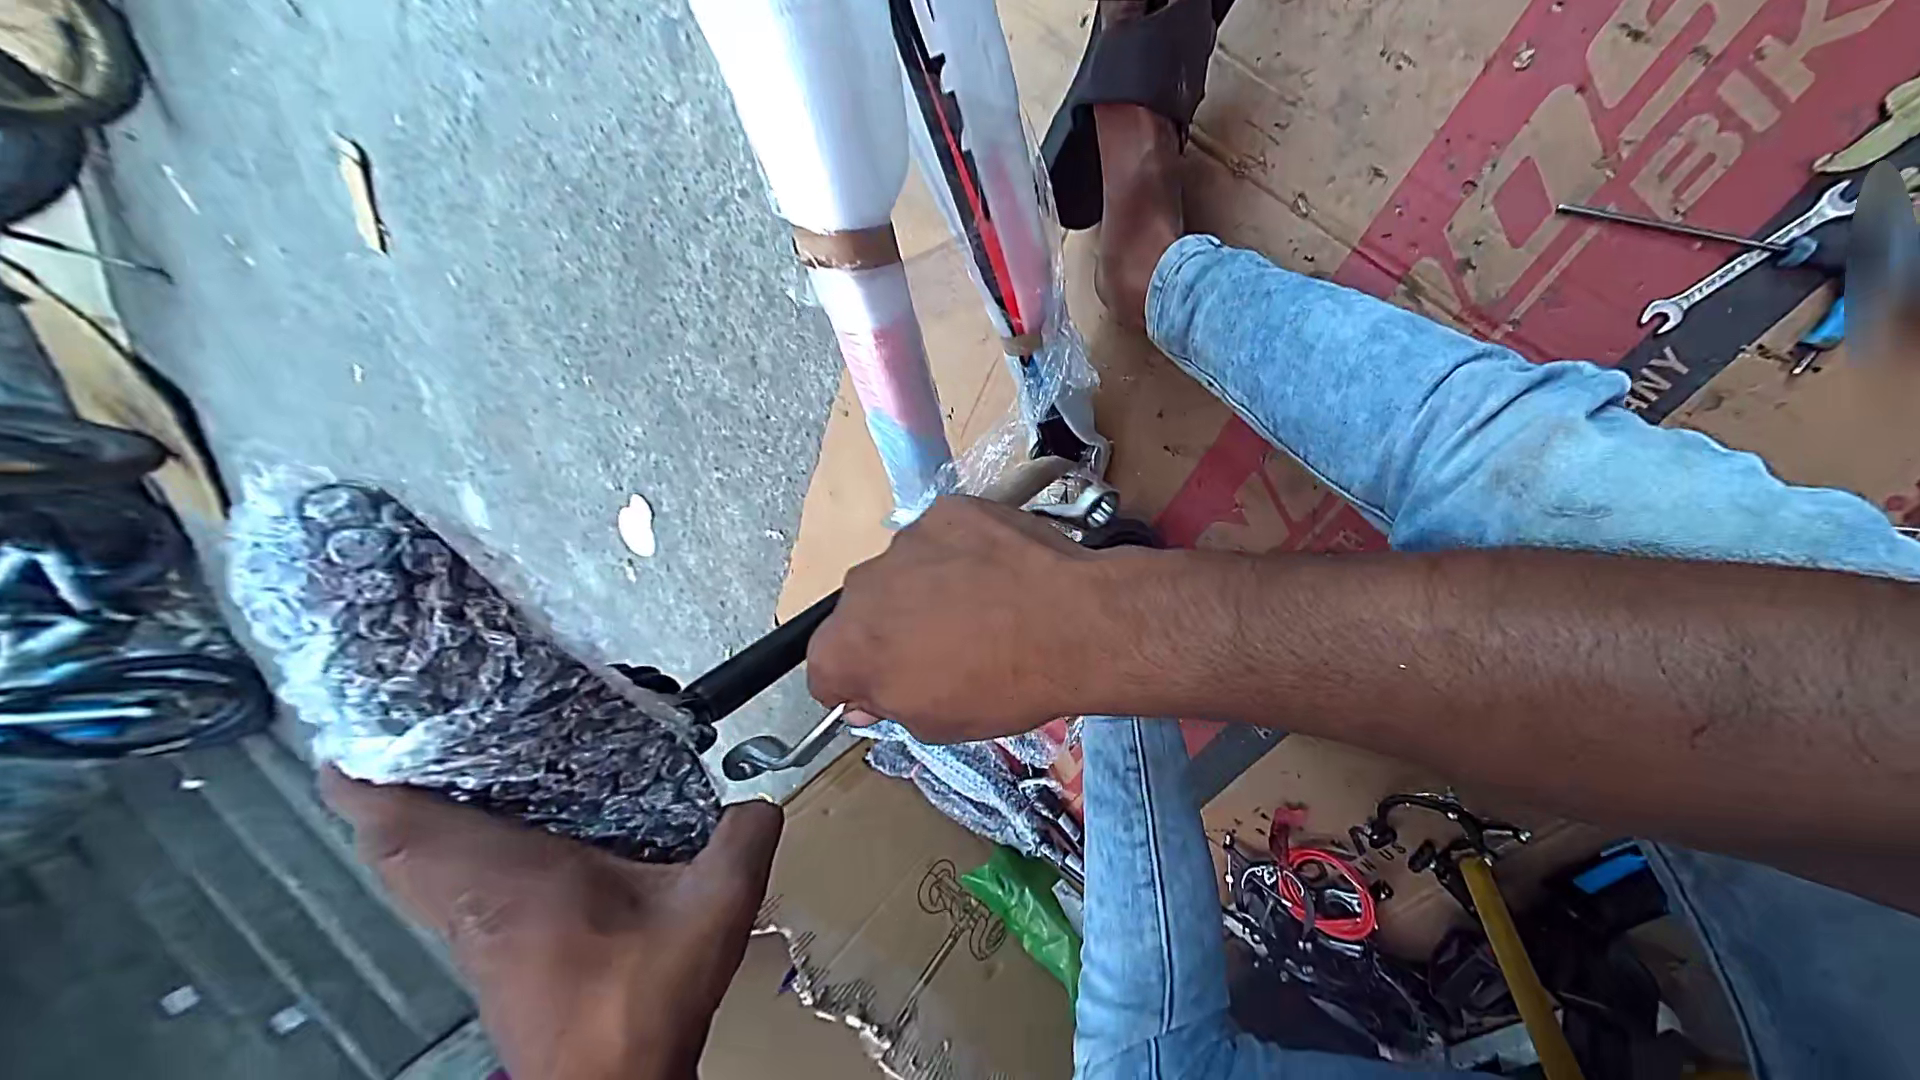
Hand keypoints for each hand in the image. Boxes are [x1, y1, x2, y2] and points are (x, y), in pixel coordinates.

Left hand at [321, 768, 781, 1079]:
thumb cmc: (642, 997)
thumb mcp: (713, 905)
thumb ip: (741, 838)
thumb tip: (759, 799)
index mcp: (511, 880)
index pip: (406, 823)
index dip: (369, 773)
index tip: (361, 724)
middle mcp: (477, 900)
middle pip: (390, 838)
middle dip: (385, 781)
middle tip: (417, 723)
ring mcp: (477, 928)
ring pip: (413, 862)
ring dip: (413, 811)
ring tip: (454, 755)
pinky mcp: (494, 945)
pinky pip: (447, 879)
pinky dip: (449, 840)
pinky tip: (503, 818)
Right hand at [807, 495, 1116, 742]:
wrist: (1071, 624)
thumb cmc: (1004, 685)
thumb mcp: (937, 724)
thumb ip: (888, 706)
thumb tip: (869, 697)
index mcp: (846, 646)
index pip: (824, 670)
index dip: (857, 684)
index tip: (888, 686)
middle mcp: (861, 586)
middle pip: (862, 614)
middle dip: (890, 631)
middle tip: (943, 647)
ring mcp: (906, 540)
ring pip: (902, 571)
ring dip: (925, 587)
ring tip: (980, 606)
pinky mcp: (947, 511)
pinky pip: (941, 537)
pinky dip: (959, 553)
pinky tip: (996, 574)